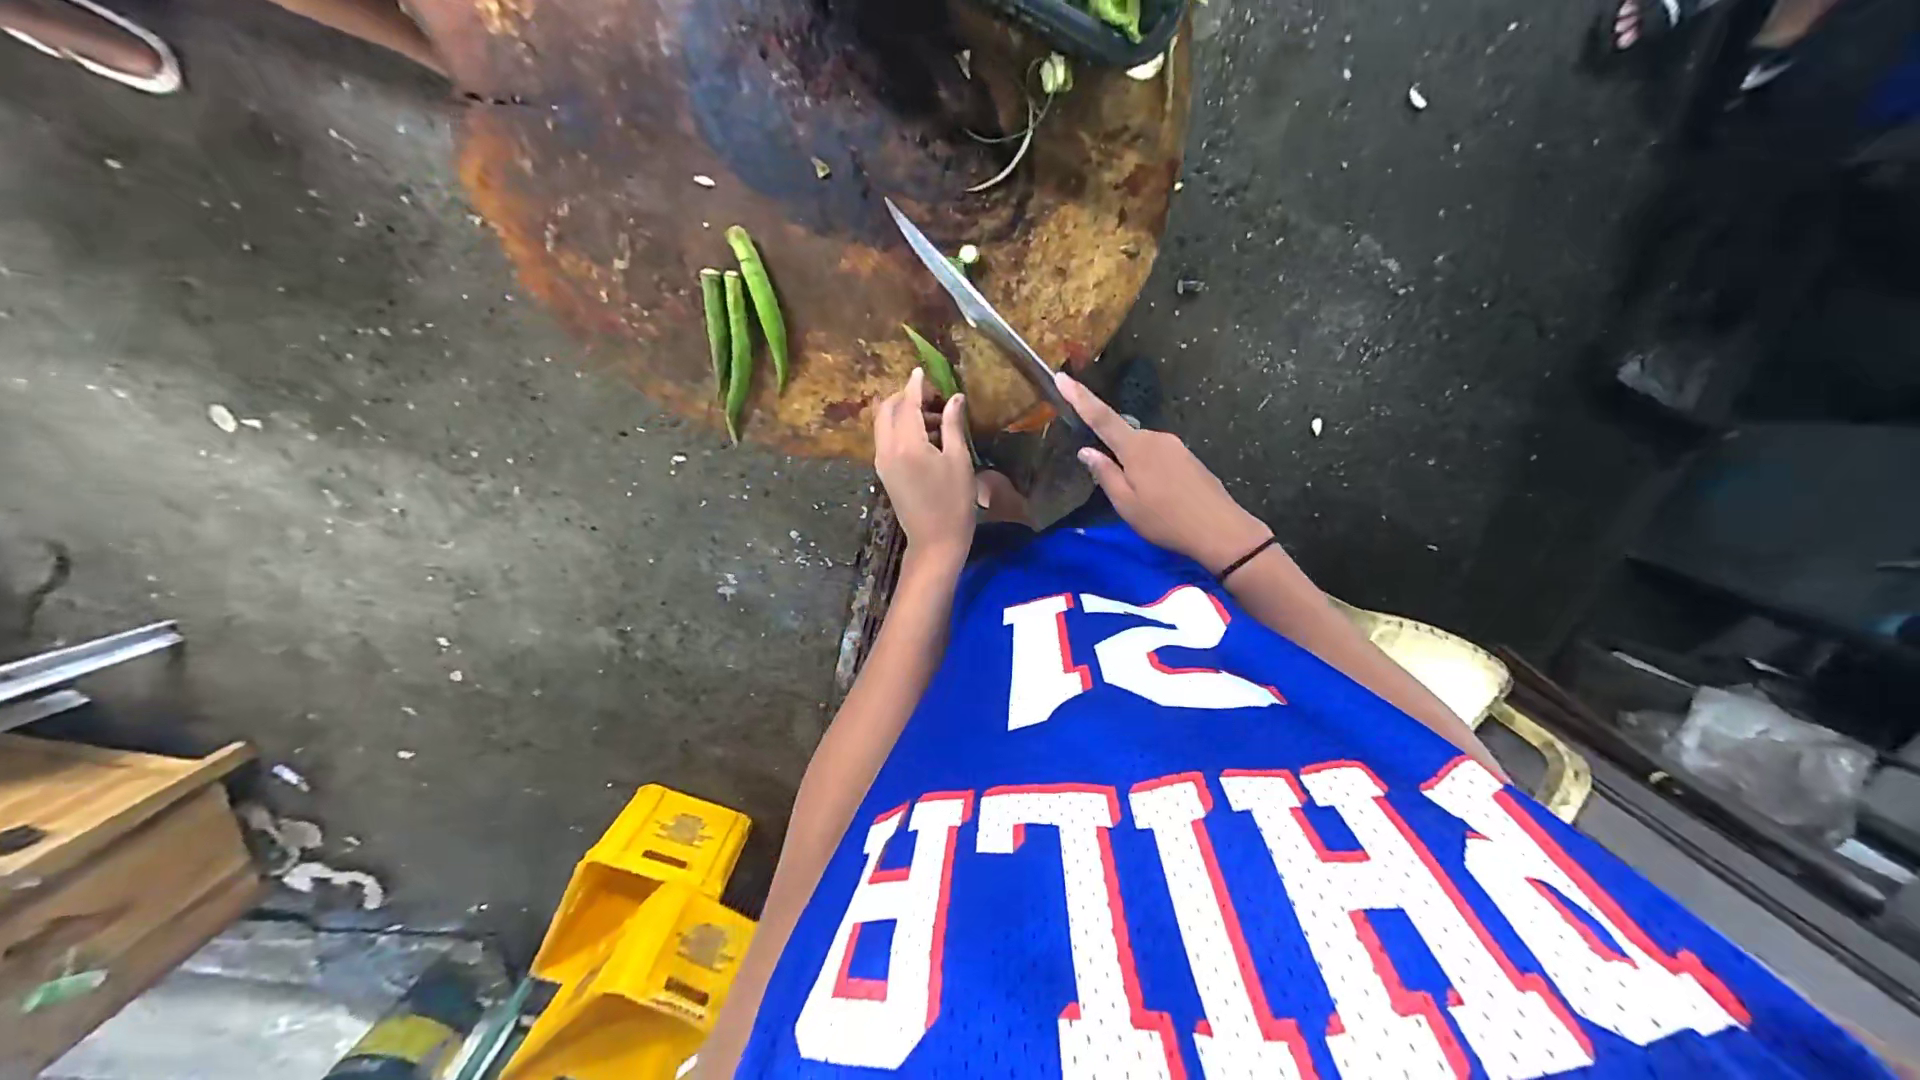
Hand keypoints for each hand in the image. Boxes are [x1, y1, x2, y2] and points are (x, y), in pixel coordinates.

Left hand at [875, 368, 975, 563]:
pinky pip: (885, 439)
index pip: (907, 404)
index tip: (922, 371)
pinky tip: (924, 435)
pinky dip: (899, 428)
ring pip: (883, 424)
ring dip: (902, 413)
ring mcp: (882, 462)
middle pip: (887, 410)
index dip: (915, 385)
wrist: (935, 541)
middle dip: (905, 397)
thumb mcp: (959, 460)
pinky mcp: (884, 472)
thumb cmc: (954, 503)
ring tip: (934, 417)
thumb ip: (952, 425)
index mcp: (907, 445)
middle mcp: (887, 450)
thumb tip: (954, 398)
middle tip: (931, 396)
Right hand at [1056, 371, 1271, 574]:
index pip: (1101, 417)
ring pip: (1142, 449)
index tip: (1062, 377)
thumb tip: (1086, 451)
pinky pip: (1159, 457)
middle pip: (1123, 437)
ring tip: (1145, 503)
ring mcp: (1175, 446)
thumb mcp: (1126, 504)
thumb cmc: (1166, 520)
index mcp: (1136, 448)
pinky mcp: (1188, 457)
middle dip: (1115, 456)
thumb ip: (1104, 474)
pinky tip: (1161, 498)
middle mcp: (1156, 438)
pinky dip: (1152, 472)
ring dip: (1135, 468)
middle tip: (1122, 493)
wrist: (1220, 530)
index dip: (1079, 397)